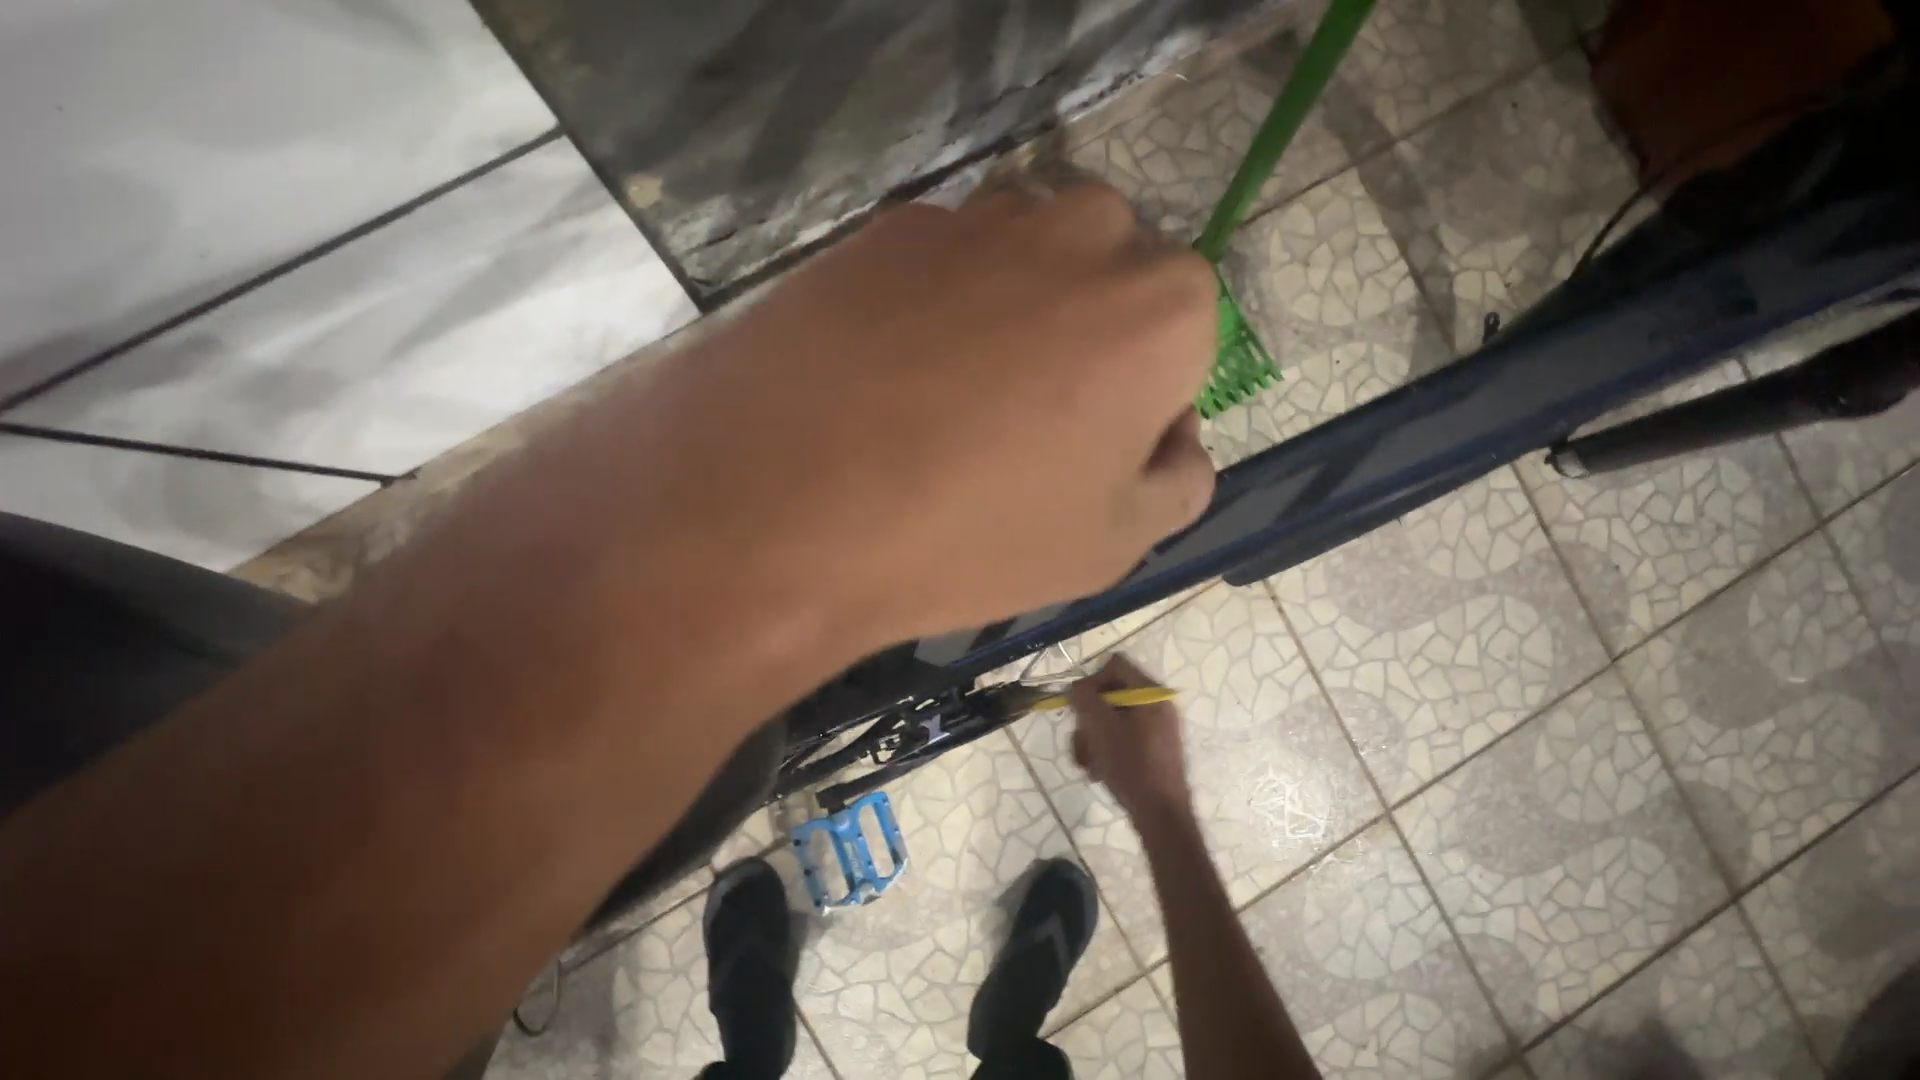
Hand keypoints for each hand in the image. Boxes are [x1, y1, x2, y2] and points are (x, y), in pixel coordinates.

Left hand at [590, 181, 1217, 647]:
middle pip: (1108, 279)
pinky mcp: (883, 225)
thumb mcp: (1115, 545)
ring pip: (1023, 262)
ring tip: (941, 402)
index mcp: (1160, 305)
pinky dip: (931, 309)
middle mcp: (1080, 229)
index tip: (1088, 453)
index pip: (1184, 336)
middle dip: (1085, 337)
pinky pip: (940, 265)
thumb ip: (1179, 478)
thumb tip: (1170, 435)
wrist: (783, 504)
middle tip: (1020, 423)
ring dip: (1008, 314)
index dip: (1142, 398)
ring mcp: (974, 217)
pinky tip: (883, 377)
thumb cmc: (973, 535)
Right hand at [1069, 654, 1192, 819]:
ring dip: (1093, 738)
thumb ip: (1084, 698)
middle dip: (1089, 719)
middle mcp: (1156, 704)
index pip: (1114, 664)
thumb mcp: (1101, 728)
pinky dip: (1106, 750)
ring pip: (1111, 719)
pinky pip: (1122, 737)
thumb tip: (1076, 687)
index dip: (1091, 680)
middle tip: (1081, 743)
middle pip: (1109, 694)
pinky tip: (1099, 772)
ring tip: (1087, 764)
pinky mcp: (1154, 748)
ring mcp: (1157, 727)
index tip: (1079, 707)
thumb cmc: (1132, 767)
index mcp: (1150, 693)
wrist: (1162, 816)